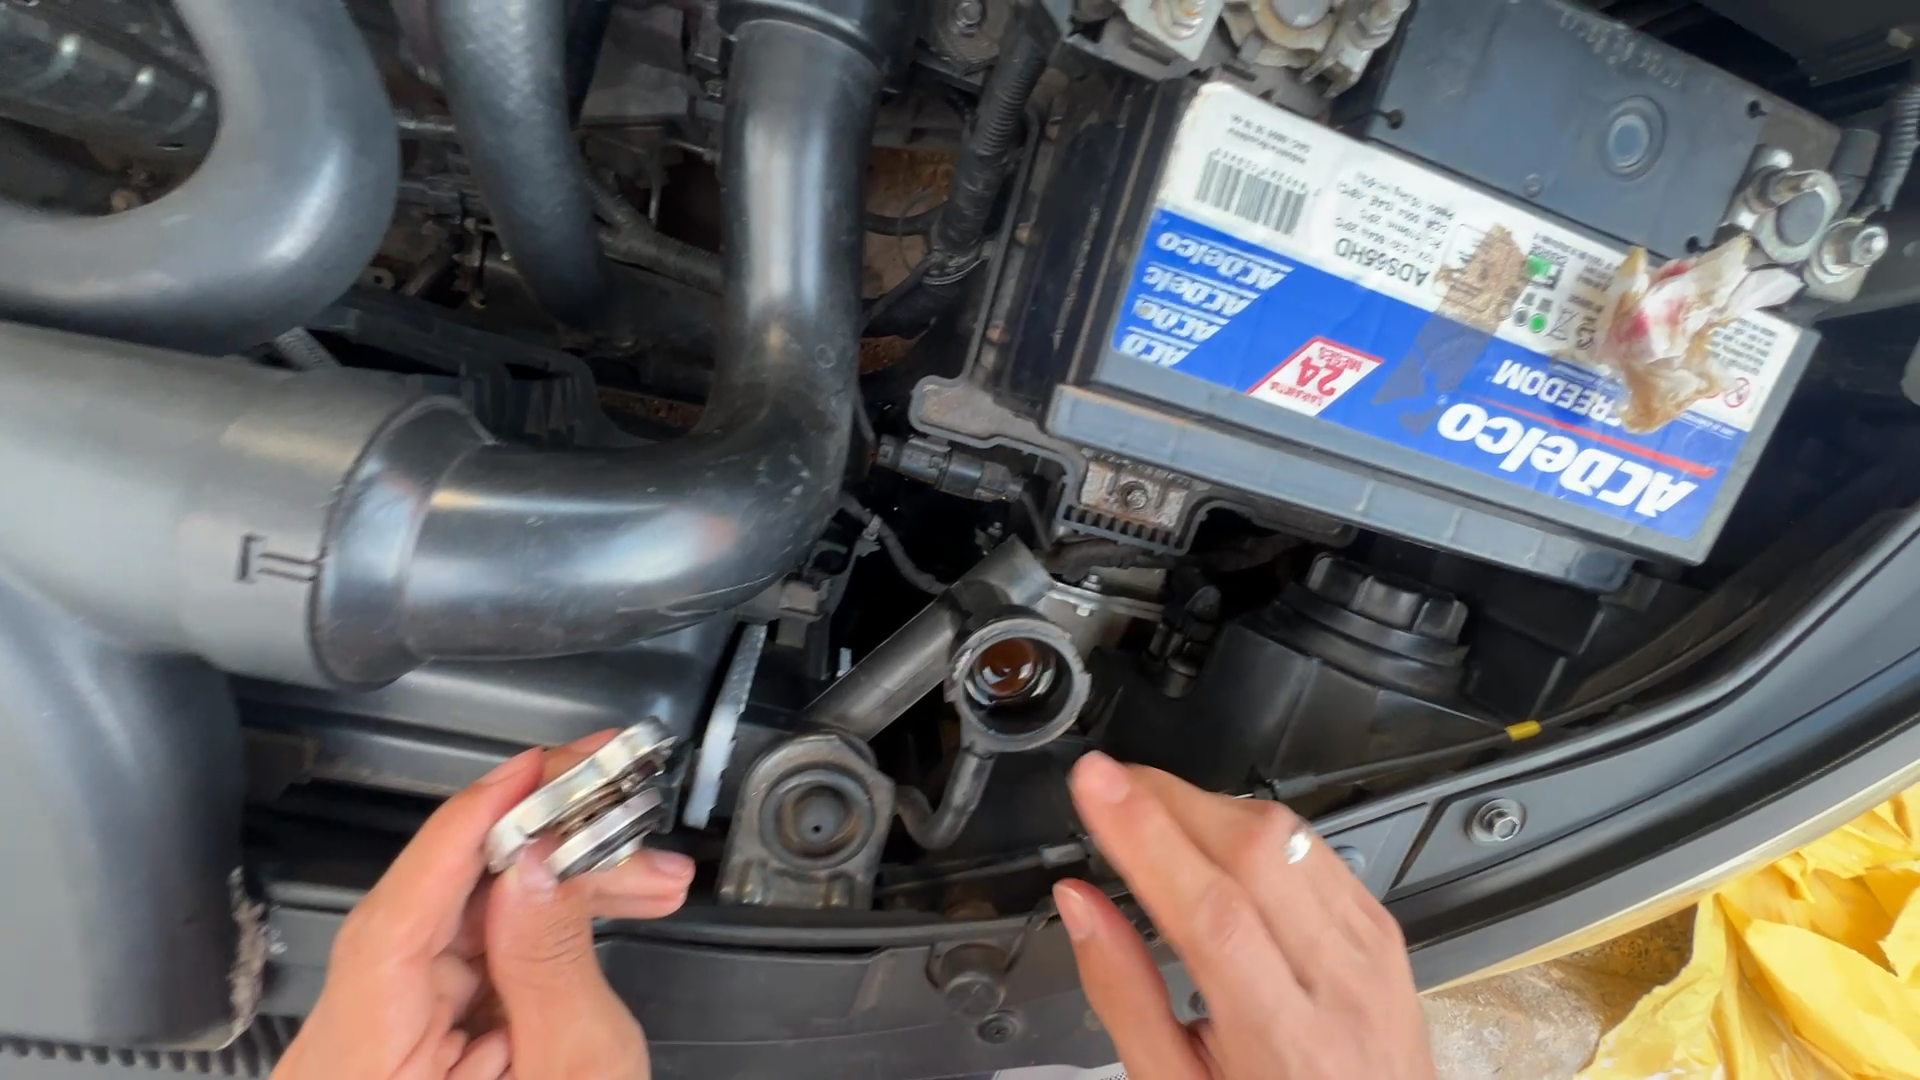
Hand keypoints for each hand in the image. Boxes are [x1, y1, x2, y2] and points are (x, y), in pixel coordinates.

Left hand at [273, 732, 693, 1079]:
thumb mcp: (579, 1070)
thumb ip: (554, 958)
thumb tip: (539, 856)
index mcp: (358, 1075)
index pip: (394, 920)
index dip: (467, 828)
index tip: (534, 768)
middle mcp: (347, 1056)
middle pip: (441, 907)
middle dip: (547, 848)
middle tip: (619, 800)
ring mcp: (381, 1044)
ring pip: (474, 918)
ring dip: (568, 885)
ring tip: (652, 872)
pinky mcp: (420, 1034)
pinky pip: (485, 948)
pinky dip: (554, 921)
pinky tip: (618, 904)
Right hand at [1053, 752, 1432, 1079]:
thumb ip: (1122, 993)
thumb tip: (1078, 900)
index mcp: (1286, 1045)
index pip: (1211, 914)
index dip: (1145, 835)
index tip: (1096, 782)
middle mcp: (1342, 987)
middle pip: (1252, 852)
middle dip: (1165, 798)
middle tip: (1109, 786)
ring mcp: (1369, 949)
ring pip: (1279, 833)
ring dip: (1201, 803)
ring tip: (1150, 809)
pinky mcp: (1378, 923)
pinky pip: (1305, 839)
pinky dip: (1244, 819)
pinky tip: (1211, 832)